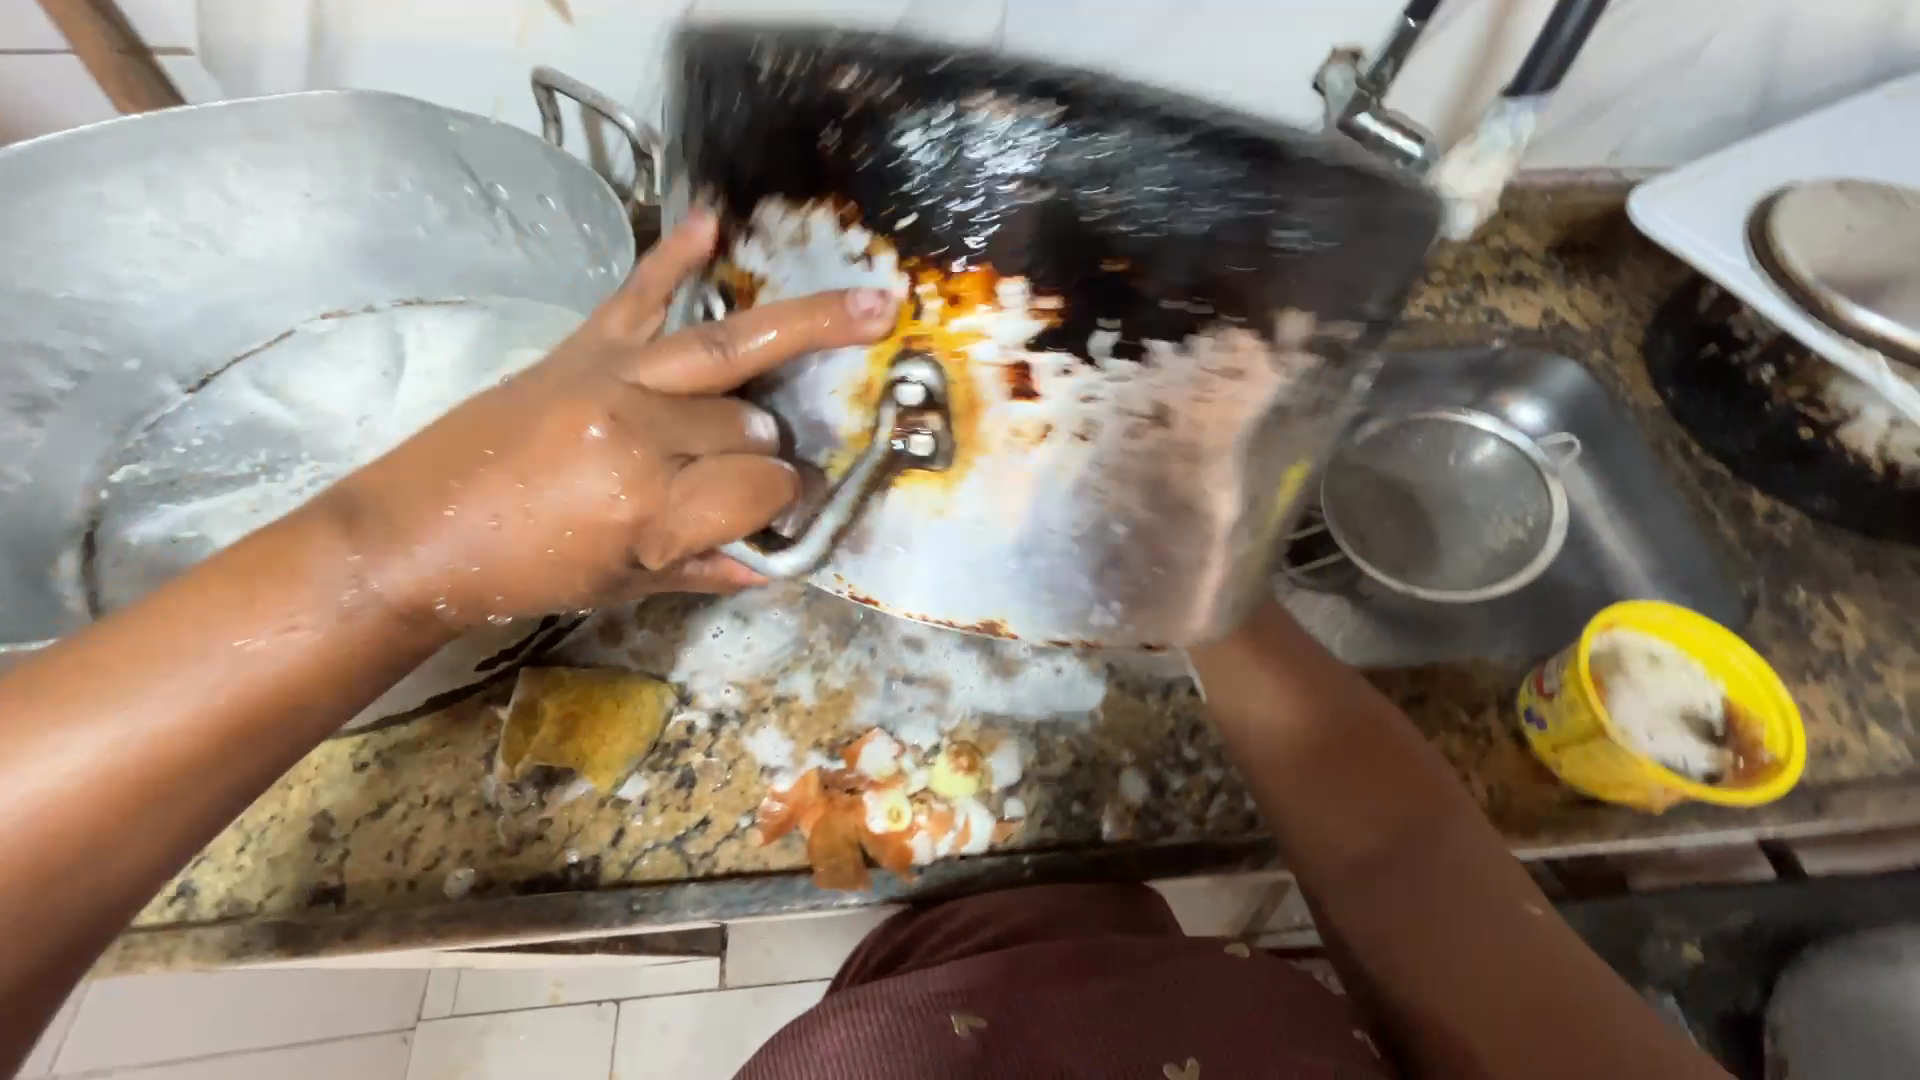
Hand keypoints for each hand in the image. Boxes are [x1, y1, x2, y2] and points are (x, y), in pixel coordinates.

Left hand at [319, 210, 898, 631]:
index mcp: (652, 506)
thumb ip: (708, 566)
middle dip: (777, 446)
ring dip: (798, 338)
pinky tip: (717, 219)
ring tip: (869, 309)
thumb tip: (776, 558)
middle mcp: (638, 431)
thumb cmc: (526, 575)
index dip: (790, 502)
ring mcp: (609, 378)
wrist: (409, 533)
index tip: (793, 512)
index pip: (764, 487)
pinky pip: (638, 292)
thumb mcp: (626, 586)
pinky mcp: (579, 350)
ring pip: (728, 350)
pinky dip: (676, 255)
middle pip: (751, 422)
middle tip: (777, 461)